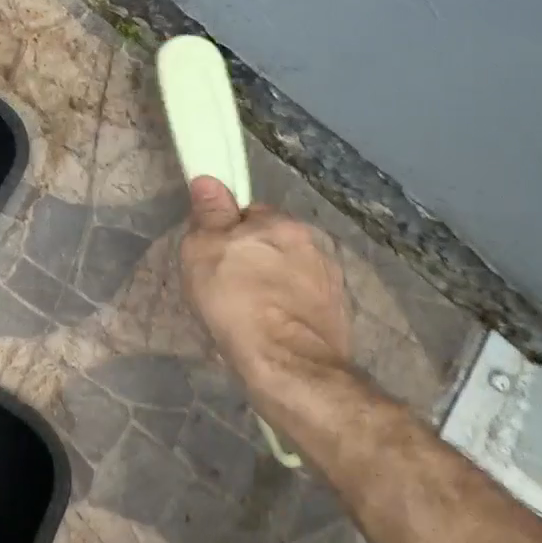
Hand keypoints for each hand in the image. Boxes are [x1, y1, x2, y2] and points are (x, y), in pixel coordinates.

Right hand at [179, 176, 351, 415]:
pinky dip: (285, 305)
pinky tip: (265, 322)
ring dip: (271, 280)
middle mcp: (315, 246)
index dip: (227, 228)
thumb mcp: (203, 249)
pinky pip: (301, 298)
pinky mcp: (338, 315)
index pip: (250, 212)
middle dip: (253, 254)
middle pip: (273, 241)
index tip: (212, 249)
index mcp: (283, 225)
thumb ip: (209, 214)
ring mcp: (332, 283)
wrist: (286, 362)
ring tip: (245, 305)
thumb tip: (209, 180)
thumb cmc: (234, 297)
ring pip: (289, 270)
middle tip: (224, 277)